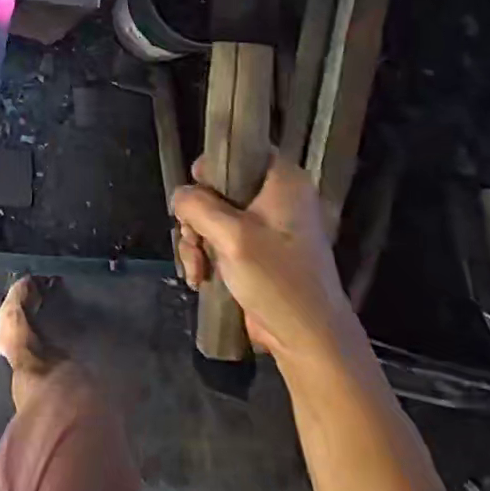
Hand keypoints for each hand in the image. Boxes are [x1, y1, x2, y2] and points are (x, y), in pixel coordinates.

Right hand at [171, 157, 362, 368]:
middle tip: (194, 239)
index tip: (199, 196)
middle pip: (215, 186)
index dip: (212, 168)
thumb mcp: (232, 236)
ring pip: (209, 215)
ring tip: (198, 268)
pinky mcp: (253, 252)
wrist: (308, 340)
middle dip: (195, 216)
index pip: (240, 150)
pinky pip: (215, 238)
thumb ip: (196, 205)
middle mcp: (274, 198)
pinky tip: (200, 277)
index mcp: (282, 182)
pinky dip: (203, 255)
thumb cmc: (278, 280)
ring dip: (194, 240)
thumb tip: (181, 198)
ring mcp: (263, 227)